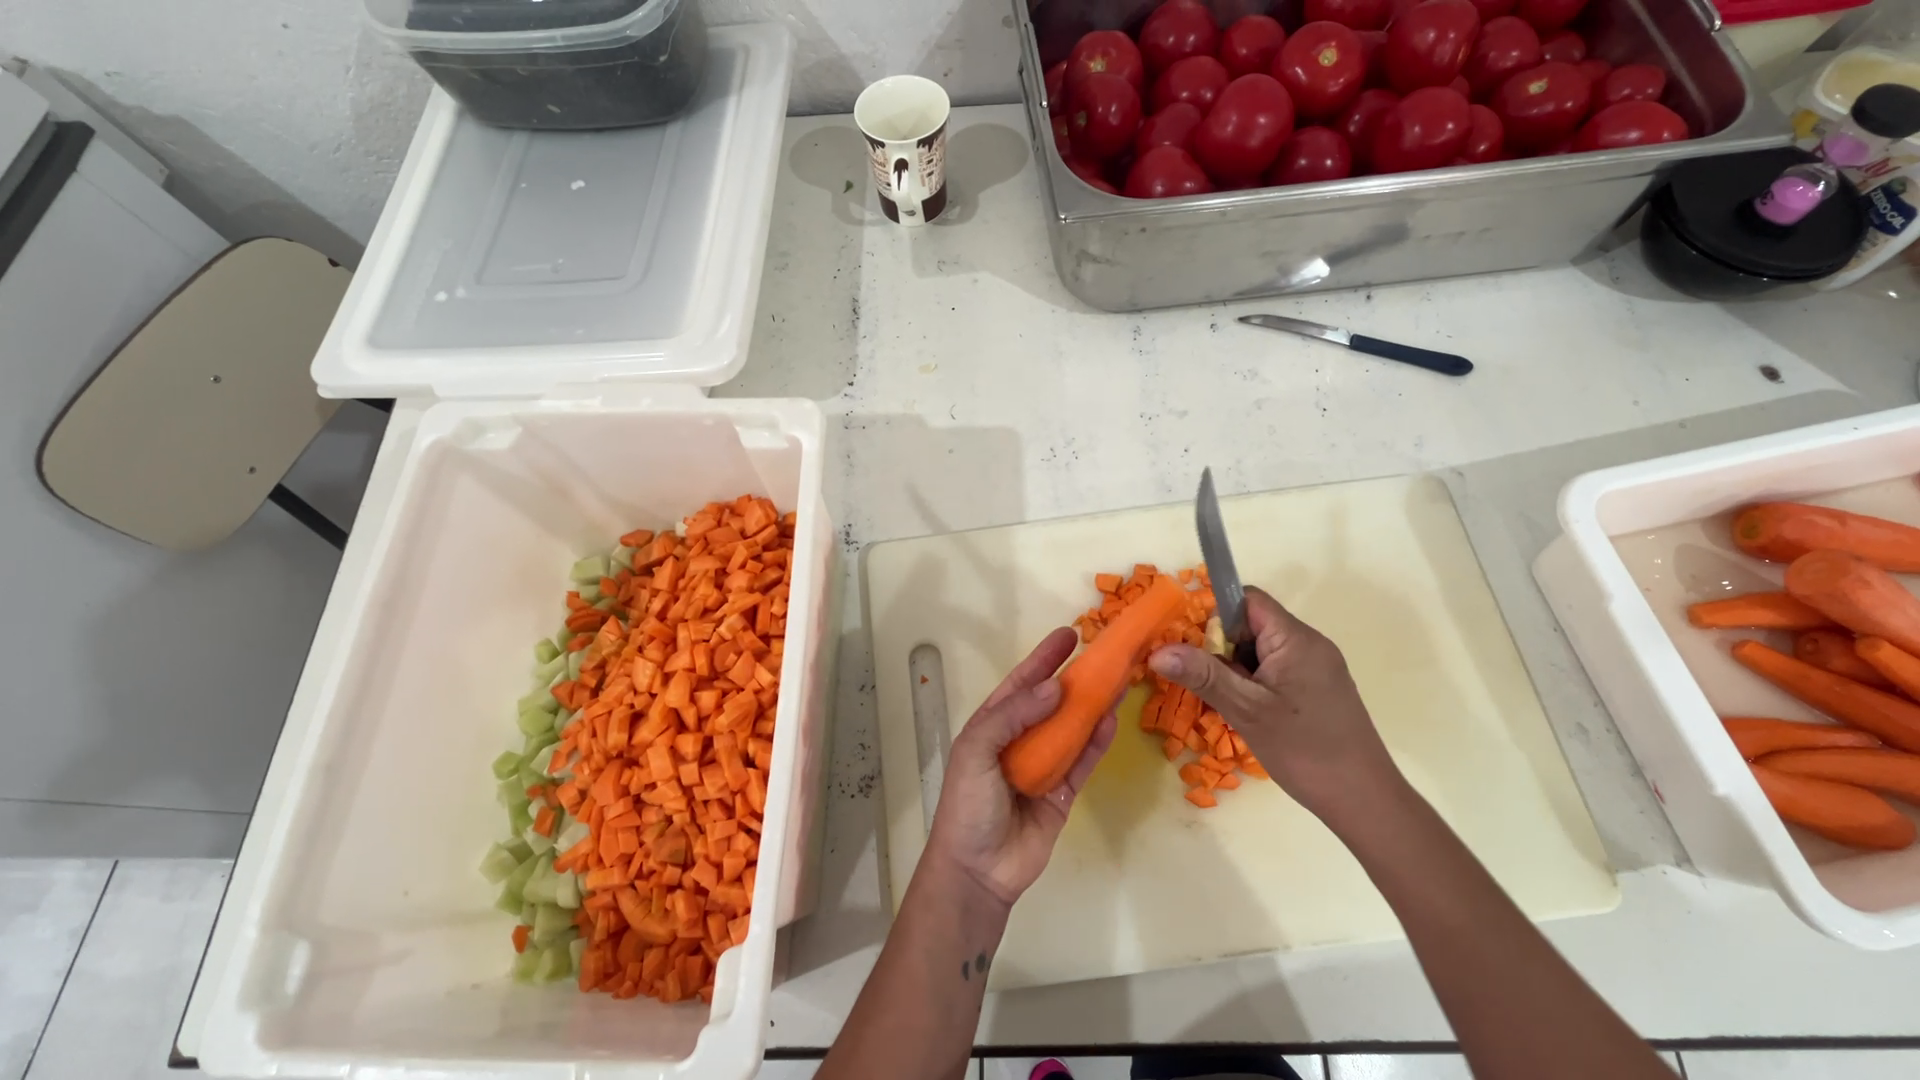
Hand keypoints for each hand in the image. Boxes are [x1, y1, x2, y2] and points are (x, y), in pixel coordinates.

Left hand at [922, 627, 1117, 907]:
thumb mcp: (977, 751)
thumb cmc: (969, 805)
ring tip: (1119, 679)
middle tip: (1105, 652)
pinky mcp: (1063, 792)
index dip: (1043, 659)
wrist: (979, 870)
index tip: (1069, 634)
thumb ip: (1012, 716)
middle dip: (1075, 677)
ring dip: (1093, 705)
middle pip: (1052, 702)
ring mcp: (1043, 766)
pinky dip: (1097, 741)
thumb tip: (1055, 687)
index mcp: (992, 726)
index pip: (1021, 683)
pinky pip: (1083, 761)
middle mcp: (1019, 740)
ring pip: (1073, 728)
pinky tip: (1112, 718)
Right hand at [1148, 587, 1399, 822]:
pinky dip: (1254, 684)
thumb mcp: (1246, 710)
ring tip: (1226, 703)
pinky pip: (1277, 671)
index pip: (1247, 600)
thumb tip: (1158, 650)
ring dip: (1237, 670)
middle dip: (1222, 648)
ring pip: (1263, 652)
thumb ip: (1203, 675)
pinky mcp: (1319, 690)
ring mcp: (1317, 668)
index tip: (1191, 644)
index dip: (1215, 614)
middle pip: (1253, 625)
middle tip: (1204, 681)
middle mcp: (1310, 644)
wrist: (1364, 798)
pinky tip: (1247, 713)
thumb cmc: (1305, 750)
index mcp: (1295, 639)